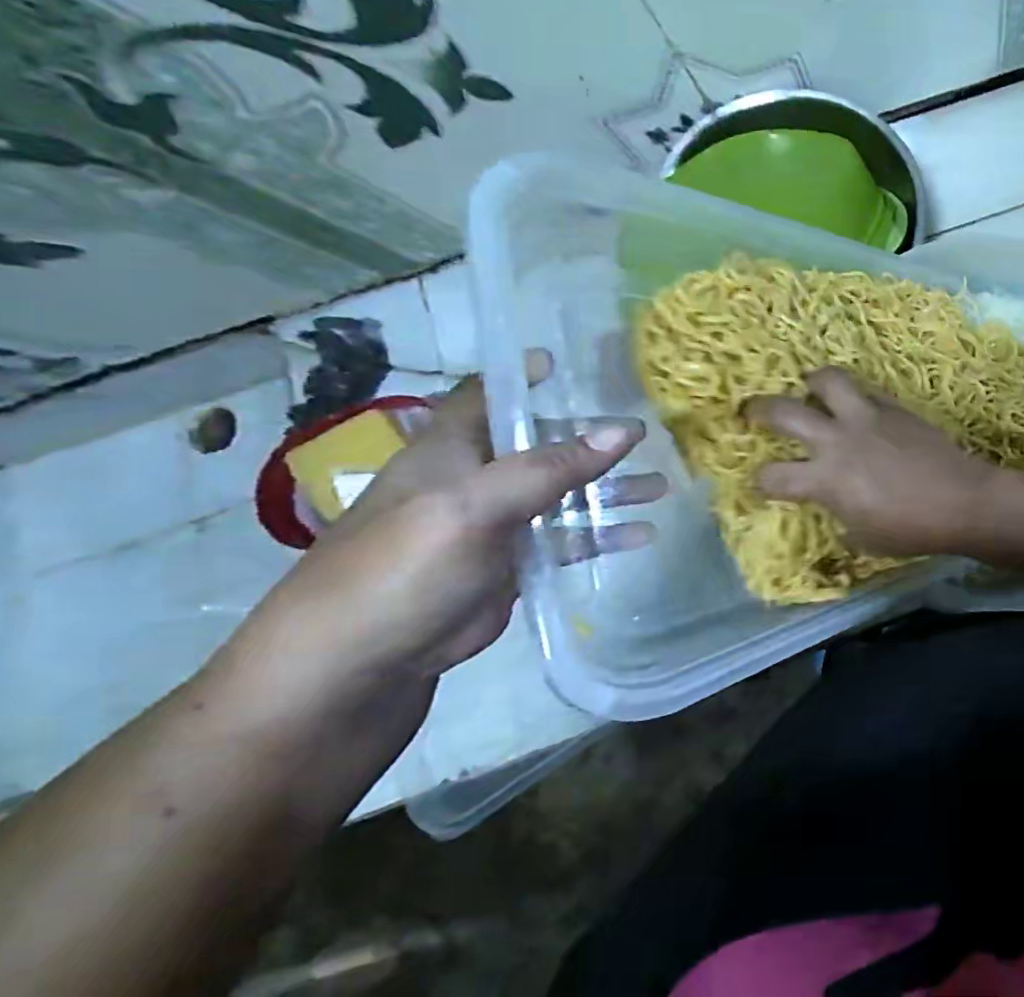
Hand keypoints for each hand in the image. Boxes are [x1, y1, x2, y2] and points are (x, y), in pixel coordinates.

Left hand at [214, 351, 665, 707]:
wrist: (362, 661)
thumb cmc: (406, 563)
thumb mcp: (478, 504)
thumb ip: (553, 466)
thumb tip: (626, 430)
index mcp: (454, 446)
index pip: (493, 393)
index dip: (529, 375)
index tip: (576, 363)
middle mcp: (478, 477)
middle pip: (545, 446)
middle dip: (593, 439)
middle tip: (649, 435)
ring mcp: (498, 524)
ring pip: (564, 496)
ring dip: (609, 490)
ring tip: (661, 486)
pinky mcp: (513, 566)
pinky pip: (566, 541)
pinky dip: (602, 536)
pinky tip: (642, 535)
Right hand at [745, 367, 1001, 556]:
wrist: (961, 500)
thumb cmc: (910, 529)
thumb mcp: (864, 536)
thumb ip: (839, 515)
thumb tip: (835, 505)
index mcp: (825, 479)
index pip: (773, 477)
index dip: (761, 482)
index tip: (763, 483)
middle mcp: (837, 440)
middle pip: (783, 411)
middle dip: (759, 409)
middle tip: (752, 411)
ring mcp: (866, 417)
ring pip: (827, 379)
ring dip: (811, 382)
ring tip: (809, 388)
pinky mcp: (893, 406)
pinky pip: (865, 390)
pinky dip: (854, 396)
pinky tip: (857, 407)